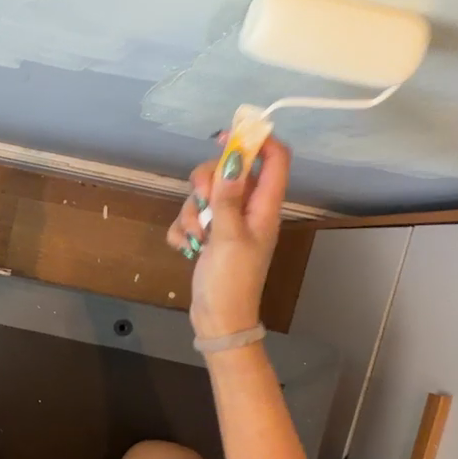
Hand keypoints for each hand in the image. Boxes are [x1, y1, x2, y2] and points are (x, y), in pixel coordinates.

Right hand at [166, 135, 291, 339]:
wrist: (218, 321)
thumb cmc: (231, 281)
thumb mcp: (229, 237)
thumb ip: (228, 197)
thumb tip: (233, 159)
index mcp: (264, 207)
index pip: (274, 159)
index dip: (255, 141)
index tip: (226, 137)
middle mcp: (247, 211)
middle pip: (228, 172)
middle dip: (206, 184)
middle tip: (203, 203)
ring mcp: (225, 224)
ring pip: (203, 196)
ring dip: (191, 214)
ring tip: (197, 239)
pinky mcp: (206, 238)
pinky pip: (189, 219)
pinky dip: (183, 232)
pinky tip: (187, 249)